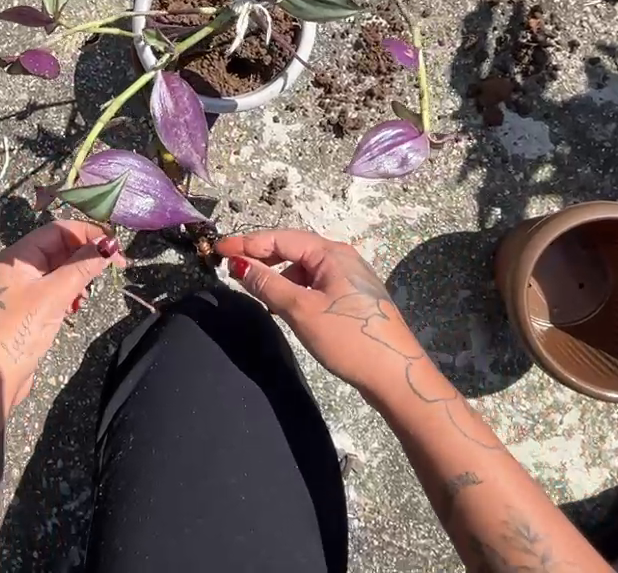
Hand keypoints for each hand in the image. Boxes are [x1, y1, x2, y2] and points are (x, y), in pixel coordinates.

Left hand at [0, 219, 125, 410]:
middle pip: (60, 248)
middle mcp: (20, 266)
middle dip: (86, 256)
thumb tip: (109, 245)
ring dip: (79, 276)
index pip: (59, 230)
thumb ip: (82, 267)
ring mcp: (24, 288)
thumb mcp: (54, 295)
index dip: (88, 233)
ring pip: (61, 269)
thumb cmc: (19, 329)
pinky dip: (70, 293)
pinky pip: (56, 289)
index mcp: (19, 256)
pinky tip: (75, 307)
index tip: (115, 246)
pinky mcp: (30, 308)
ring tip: (86, 295)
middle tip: (113, 268)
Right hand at [217, 229, 414, 394]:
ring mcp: (350, 278)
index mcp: (330, 253)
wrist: (399, 378)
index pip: (279, 238)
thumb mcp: (301, 310)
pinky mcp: (354, 299)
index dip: (246, 243)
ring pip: (303, 268)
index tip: (218, 249)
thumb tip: (237, 264)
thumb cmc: (349, 338)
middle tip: (231, 266)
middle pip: (292, 248)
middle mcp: (341, 258)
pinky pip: (314, 283)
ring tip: (255, 290)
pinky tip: (284, 306)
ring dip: (277, 274)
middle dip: (260, 256)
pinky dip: (293, 288)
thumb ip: (266, 285)